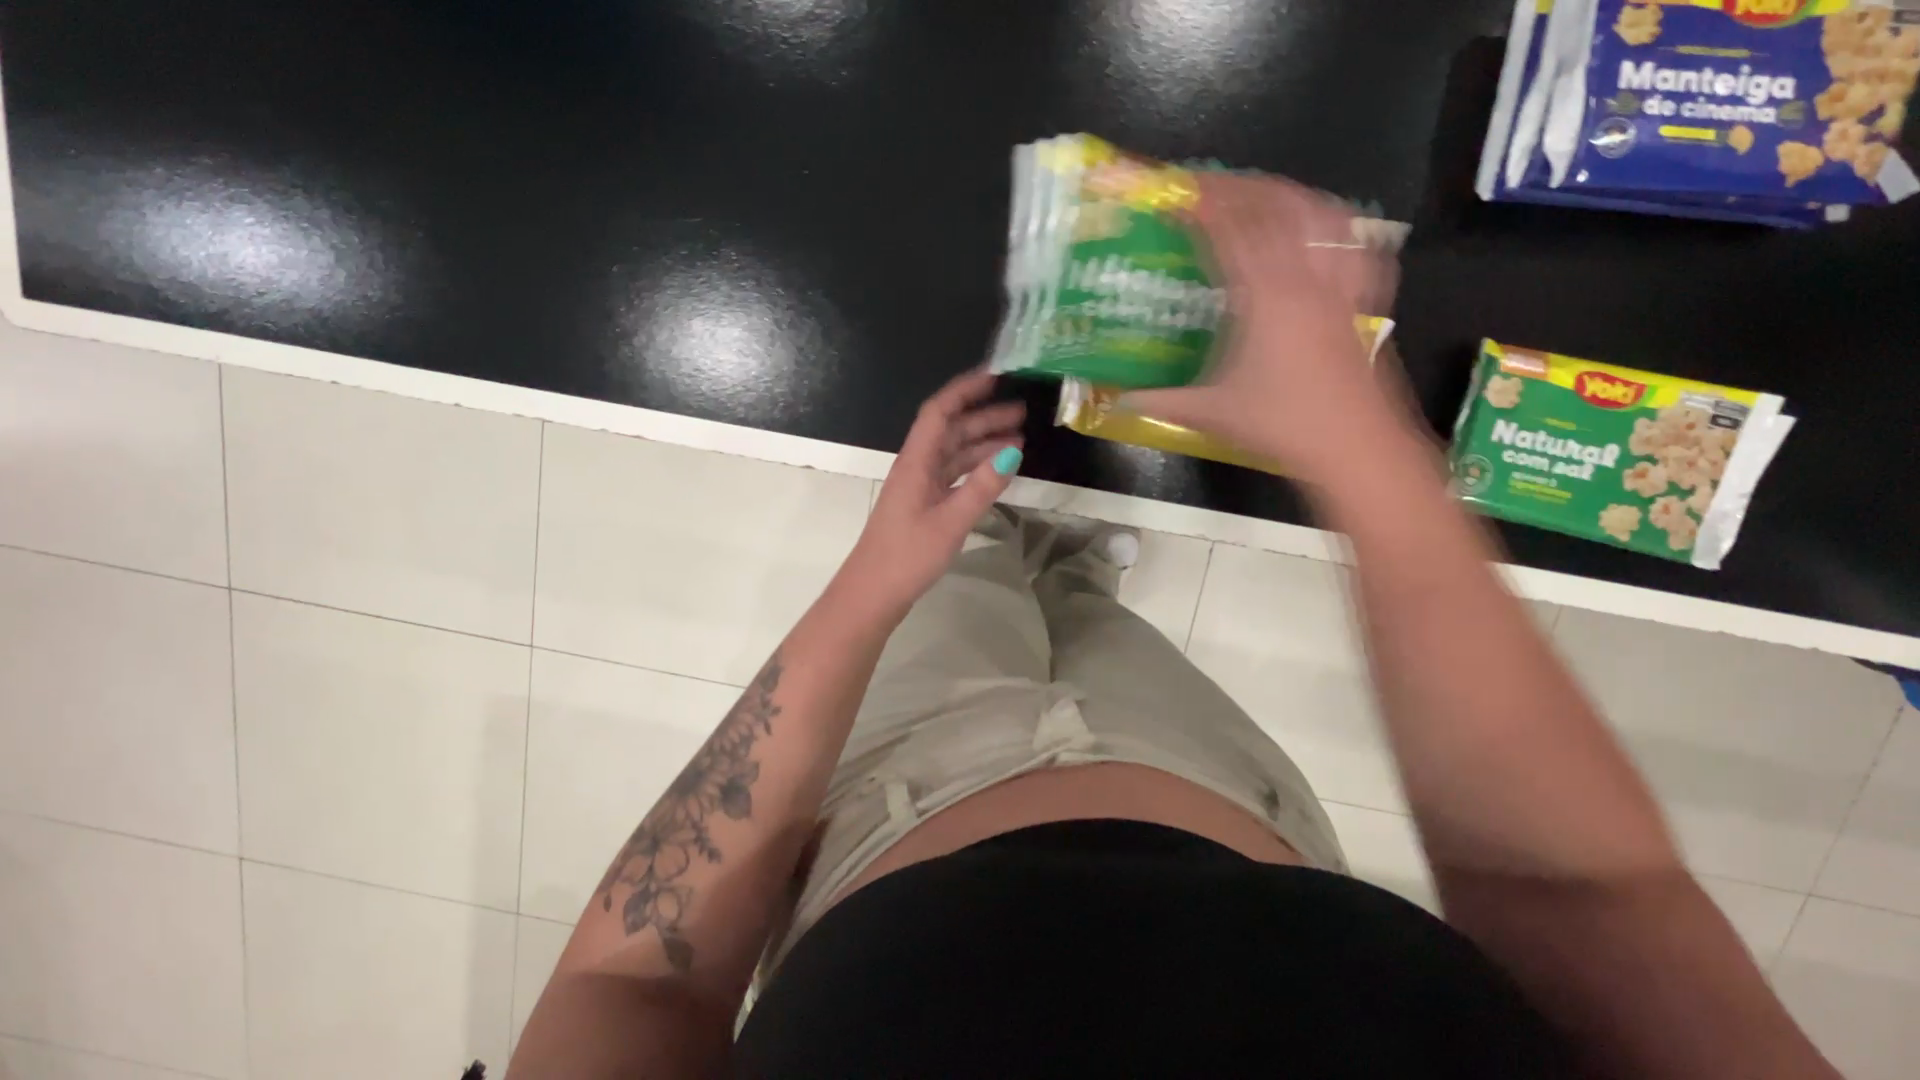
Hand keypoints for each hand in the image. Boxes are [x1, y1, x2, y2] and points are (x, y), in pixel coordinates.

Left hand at [837, 370, 1023, 618]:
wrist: (873, 594)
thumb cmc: (907, 556)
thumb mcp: (950, 521)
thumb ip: (982, 486)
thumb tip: (1013, 450)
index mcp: (916, 463)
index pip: (939, 412)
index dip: (965, 390)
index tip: (995, 377)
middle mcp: (916, 468)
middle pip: (950, 431)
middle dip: (983, 417)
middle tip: (1021, 412)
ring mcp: (919, 488)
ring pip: (953, 454)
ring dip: (982, 443)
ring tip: (1020, 438)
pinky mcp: (923, 507)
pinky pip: (953, 476)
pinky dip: (976, 469)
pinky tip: (997, 471)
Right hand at [1122, 173, 1404, 484]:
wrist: (1355, 447)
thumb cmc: (1281, 426)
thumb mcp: (1210, 413)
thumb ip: (1158, 400)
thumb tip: (1114, 400)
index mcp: (1262, 297)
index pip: (1229, 231)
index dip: (1201, 205)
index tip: (1176, 194)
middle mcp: (1303, 278)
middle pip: (1274, 208)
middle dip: (1240, 188)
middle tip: (1210, 185)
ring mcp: (1339, 287)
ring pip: (1318, 217)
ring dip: (1287, 196)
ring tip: (1261, 194)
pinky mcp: (1361, 302)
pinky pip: (1355, 246)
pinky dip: (1335, 227)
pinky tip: (1324, 227)